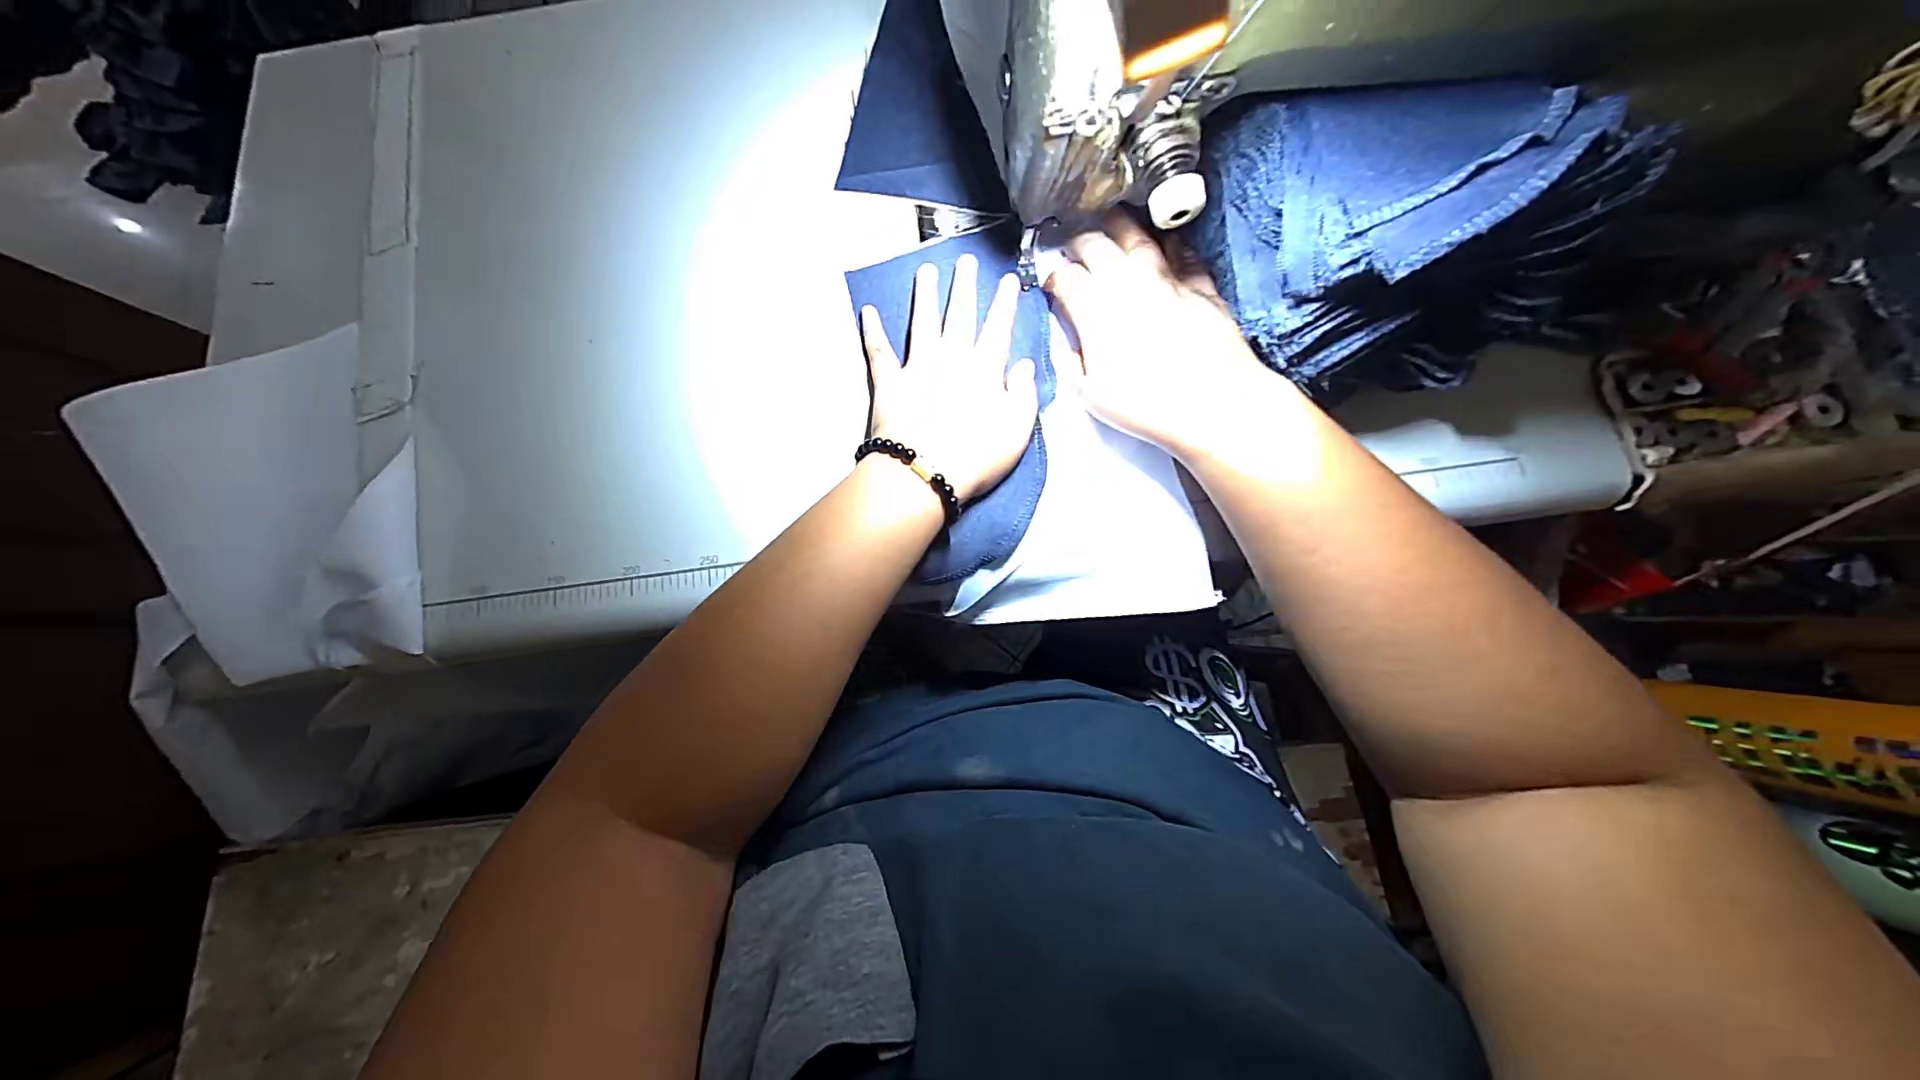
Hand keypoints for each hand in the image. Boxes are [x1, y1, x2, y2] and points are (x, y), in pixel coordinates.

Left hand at [862, 254, 1040, 502]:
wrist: (922, 474)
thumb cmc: (975, 458)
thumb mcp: (1017, 431)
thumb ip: (1024, 394)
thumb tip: (1024, 365)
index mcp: (984, 371)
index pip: (998, 329)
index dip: (1004, 304)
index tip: (1008, 281)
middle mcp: (951, 360)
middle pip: (959, 315)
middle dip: (964, 286)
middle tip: (966, 261)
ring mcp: (917, 368)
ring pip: (922, 322)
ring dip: (925, 295)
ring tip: (926, 271)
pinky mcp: (888, 383)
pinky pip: (879, 351)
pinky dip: (873, 331)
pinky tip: (869, 311)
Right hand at [1045, 212, 1280, 459]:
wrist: (1212, 403)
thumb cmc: (1148, 405)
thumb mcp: (1090, 393)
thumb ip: (1070, 361)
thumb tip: (1065, 344)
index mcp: (1094, 308)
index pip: (1064, 276)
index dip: (1053, 276)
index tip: (1050, 282)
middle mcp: (1127, 283)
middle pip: (1095, 243)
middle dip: (1078, 241)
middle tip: (1073, 245)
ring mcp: (1166, 279)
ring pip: (1138, 237)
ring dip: (1120, 227)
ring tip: (1111, 223)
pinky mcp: (1199, 286)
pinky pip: (1181, 254)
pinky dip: (1170, 246)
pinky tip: (1167, 243)